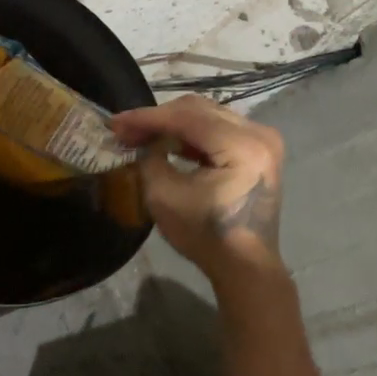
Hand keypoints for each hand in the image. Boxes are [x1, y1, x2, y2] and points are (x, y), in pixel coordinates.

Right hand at [111, 96, 285, 272]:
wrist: (245, 265)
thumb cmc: (205, 234)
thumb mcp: (163, 195)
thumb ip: (149, 157)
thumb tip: (142, 140)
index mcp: (243, 146)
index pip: (186, 118)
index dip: (146, 118)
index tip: (114, 123)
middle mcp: (259, 134)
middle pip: (198, 110)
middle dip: (157, 118)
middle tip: (124, 129)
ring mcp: (262, 140)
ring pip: (206, 115)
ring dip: (171, 123)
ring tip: (141, 134)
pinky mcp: (257, 149)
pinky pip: (217, 127)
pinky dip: (189, 132)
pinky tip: (166, 141)